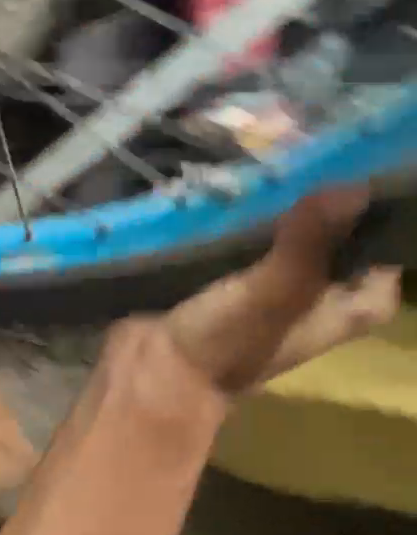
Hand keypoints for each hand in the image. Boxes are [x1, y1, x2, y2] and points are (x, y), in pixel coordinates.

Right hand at [160, 188, 399, 393]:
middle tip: (300, 162)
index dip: (375, 210)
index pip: (384, 246)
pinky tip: (219, 200)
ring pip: (280, 240)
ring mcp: (264, 289)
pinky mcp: (216, 285)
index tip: (357, 169)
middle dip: (316, 203)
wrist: (149, 373)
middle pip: (331, 237)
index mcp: (353, 303)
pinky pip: (234, 247)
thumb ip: (310, 241)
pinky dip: (229, 227)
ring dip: (268, 212)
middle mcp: (317, 293)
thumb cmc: (225, 343)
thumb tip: (351, 184)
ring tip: (260, 172)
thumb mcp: (276, 292)